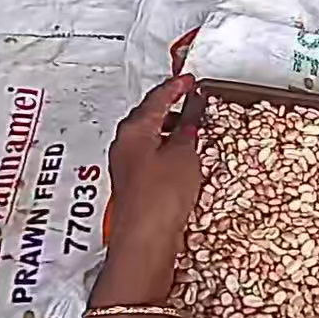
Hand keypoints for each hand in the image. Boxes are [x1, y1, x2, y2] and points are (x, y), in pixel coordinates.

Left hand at [100, 74, 201, 300]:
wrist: (145, 238)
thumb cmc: (161, 195)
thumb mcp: (184, 156)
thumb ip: (189, 131)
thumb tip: (193, 115)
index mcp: (134, 130)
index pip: (157, 99)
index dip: (176, 88)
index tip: (189, 80)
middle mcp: (125, 144)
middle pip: (148, 116)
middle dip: (170, 106)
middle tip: (191, 100)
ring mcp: (127, 165)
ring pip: (150, 136)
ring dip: (170, 129)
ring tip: (192, 128)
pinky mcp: (135, 183)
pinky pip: (152, 155)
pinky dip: (167, 148)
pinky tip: (182, 156)